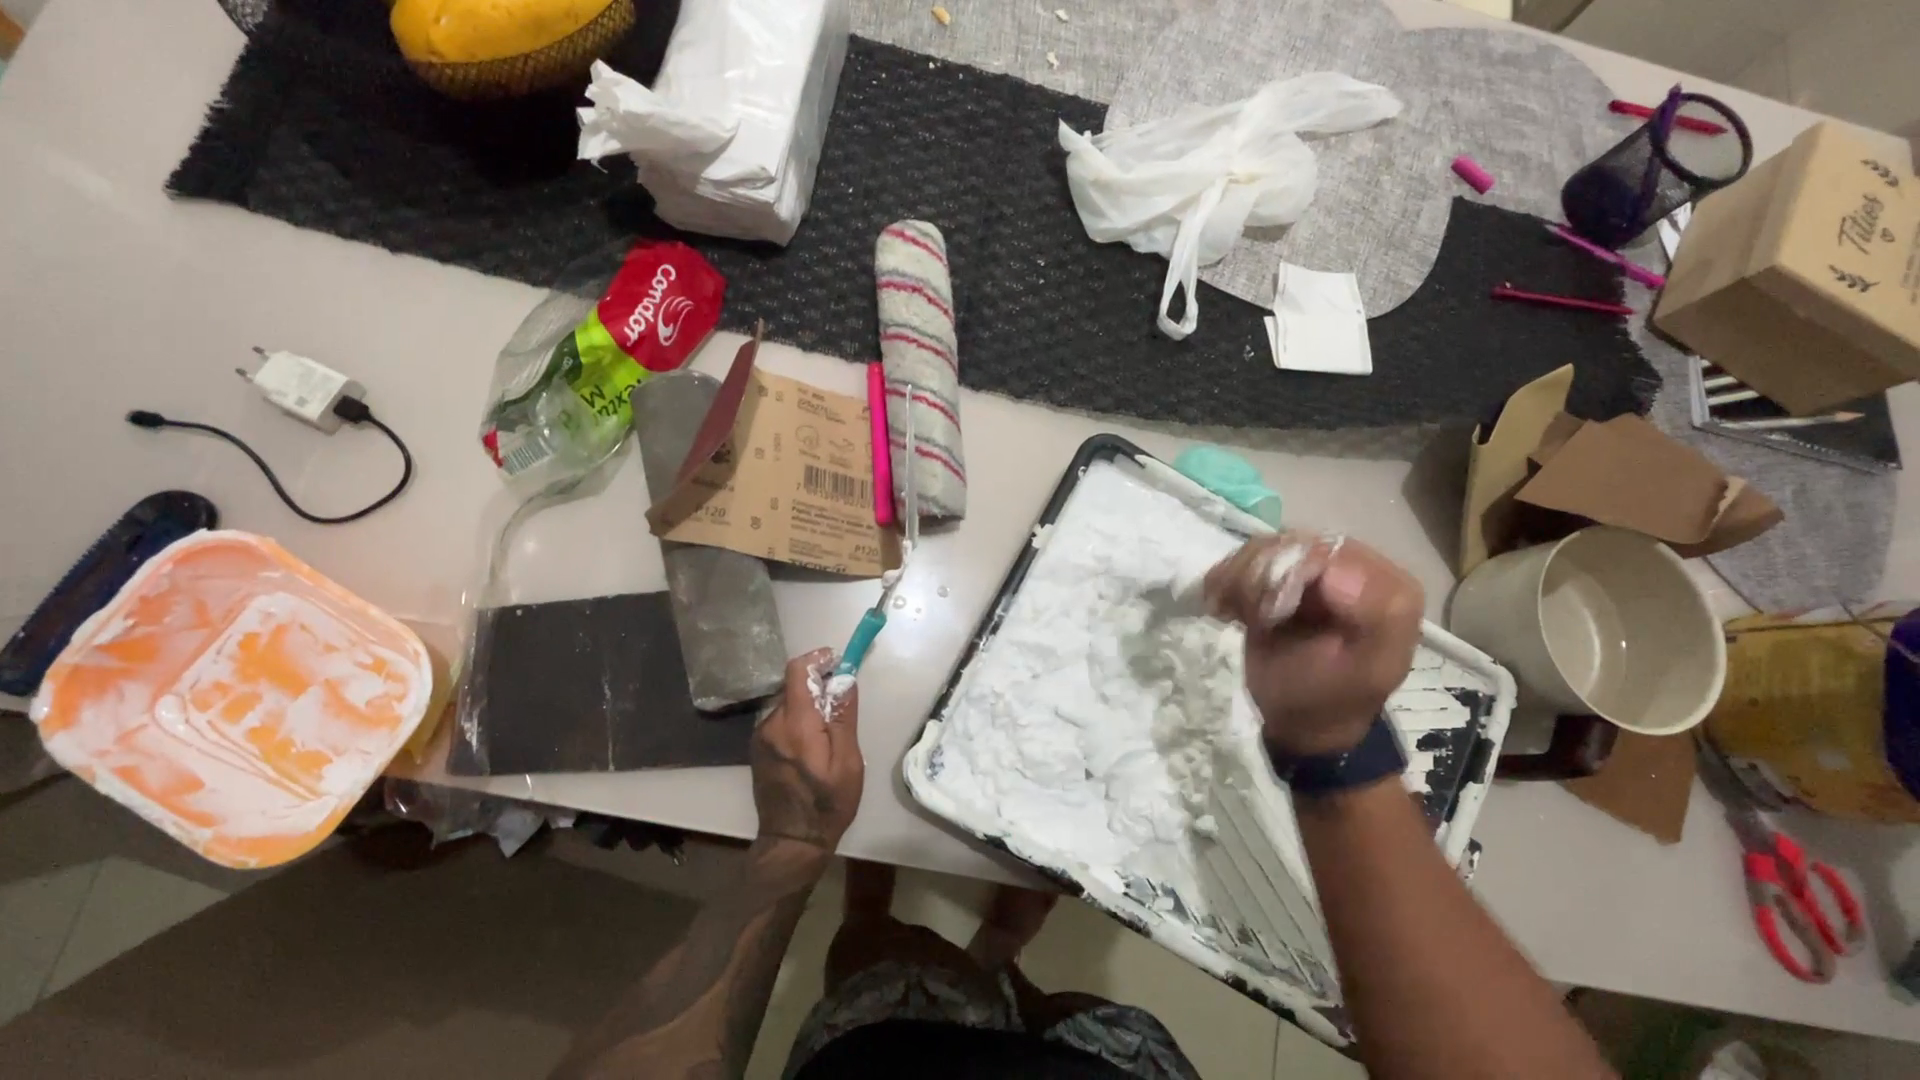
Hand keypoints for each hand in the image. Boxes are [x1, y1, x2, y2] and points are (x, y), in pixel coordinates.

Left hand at [751, 649, 864, 852]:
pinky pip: (780, 721)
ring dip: (808, 706)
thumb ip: (842, 716)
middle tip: (842, 704)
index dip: (817, 659)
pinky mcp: (758, 749)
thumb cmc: (827, 803)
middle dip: (818, 687)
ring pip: (787, 705)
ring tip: (829, 732)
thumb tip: (844, 679)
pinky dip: (797, 721)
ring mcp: (760, 737)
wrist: (792, 841)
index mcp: (794, 724)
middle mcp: (771, 724)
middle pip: (793, 687)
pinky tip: (812, 745)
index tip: (837, 661)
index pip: (797, 671)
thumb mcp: (847, 761)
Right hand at [1205, 533, 1422, 756]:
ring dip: (1238, 579)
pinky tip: (1223, 608)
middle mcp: (1352, 565)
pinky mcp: (1282, 576)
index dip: (1287, 574)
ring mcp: (1312, 568)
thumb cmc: (1334, 699)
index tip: (1263, 614)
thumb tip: (1335, 573)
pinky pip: (1246, 558)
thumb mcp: (1367, 669)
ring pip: (1264, 547)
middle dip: (1257, 577)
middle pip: (1292, 543)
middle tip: (1243, 616)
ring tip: (1229, 613)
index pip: (1327, 551)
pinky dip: (1226, 578)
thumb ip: (1373, 617)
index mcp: (1387, 584)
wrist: (1300, 722)